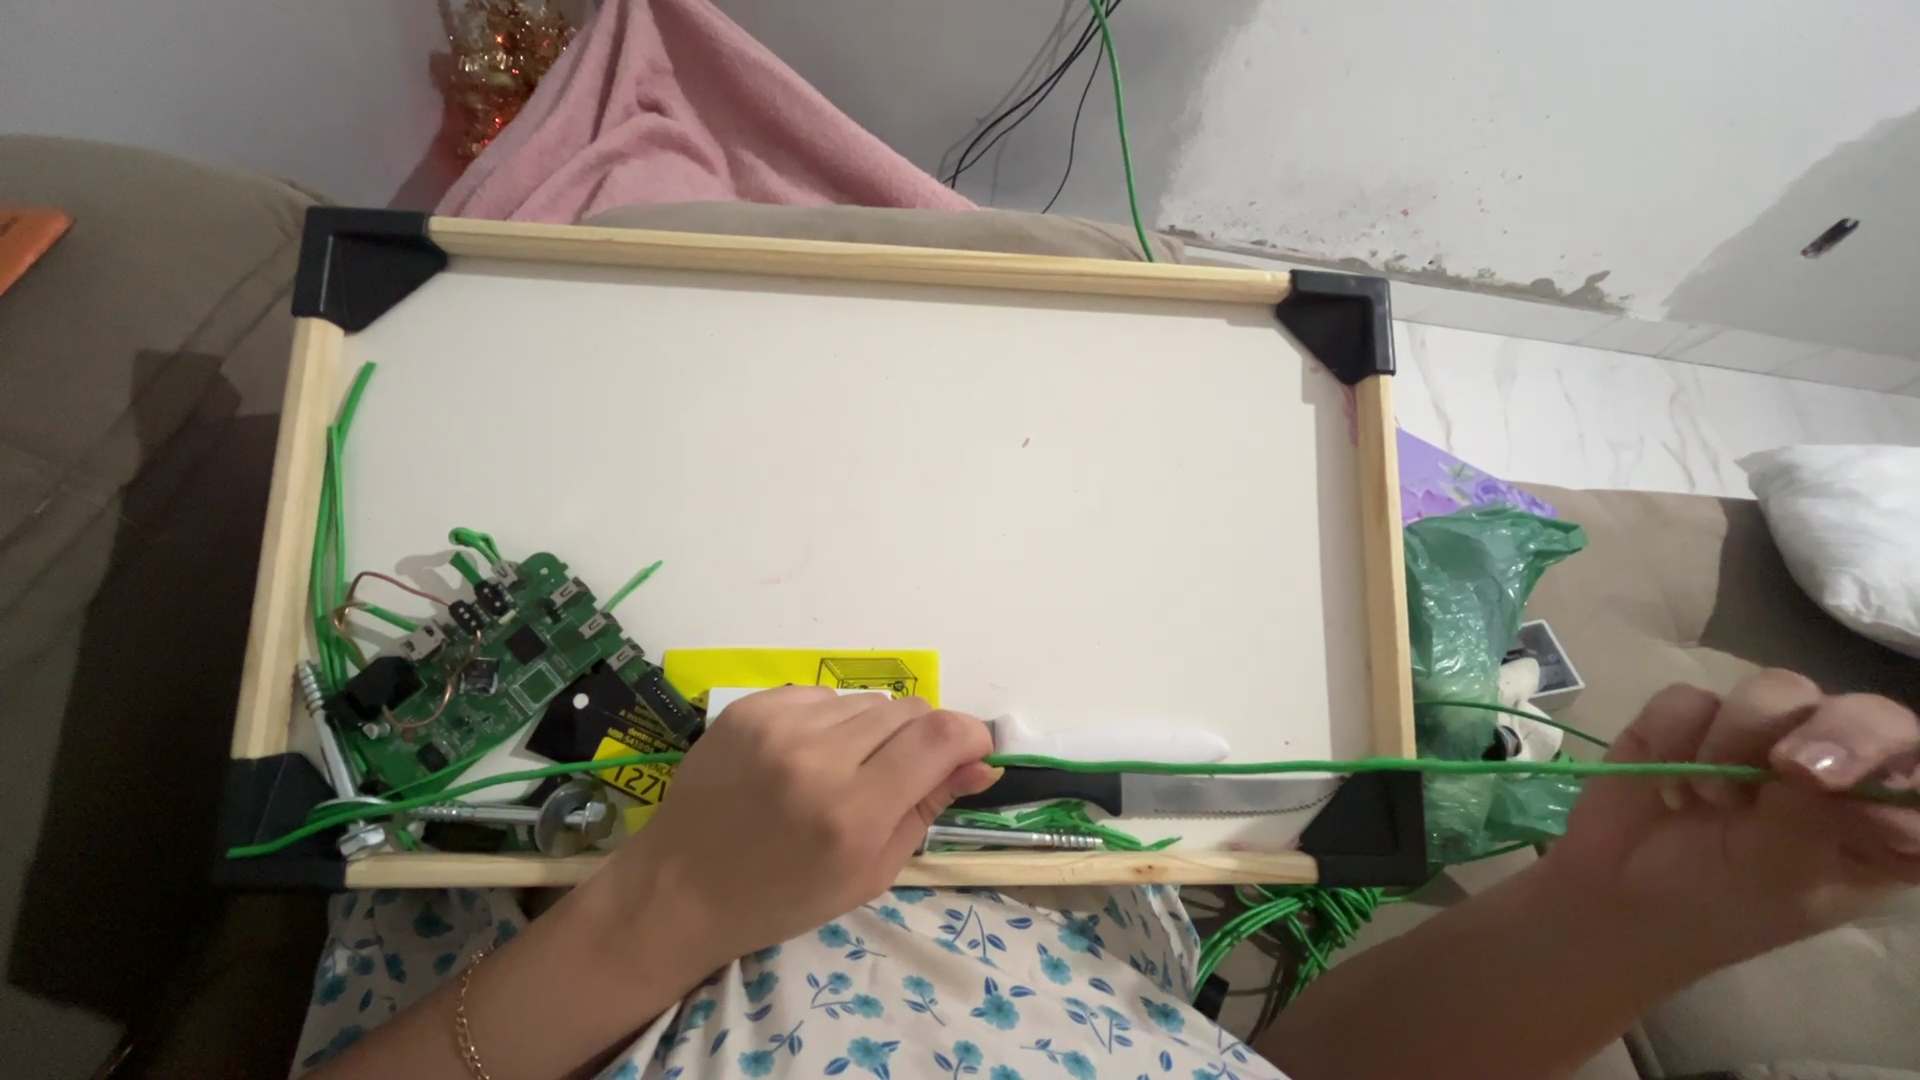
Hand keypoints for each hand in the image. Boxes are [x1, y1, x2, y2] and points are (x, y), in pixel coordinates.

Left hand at [597, 687, 996, 968]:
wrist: (680, 888)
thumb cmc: (783, 897)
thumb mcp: (870, 873)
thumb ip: (928, 808)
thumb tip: (979, 762)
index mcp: (852, 813)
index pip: (940, 738)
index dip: (969, 735)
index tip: (972, 750)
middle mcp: (818, 758)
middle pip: (908, 710)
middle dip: (921, 736)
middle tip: (898, 772)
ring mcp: (778, 725)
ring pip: (866, 701)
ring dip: (872, 731)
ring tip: (842, 769)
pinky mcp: (750, 707)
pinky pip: (821, 695)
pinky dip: (829, 721)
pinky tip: (805, 755)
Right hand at [1545, 670, 1919, 964]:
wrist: (1615, 893)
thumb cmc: (1717, 902)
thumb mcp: (1781, 877)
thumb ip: (1808, 817)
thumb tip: (1809, 763)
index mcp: (1886, 818)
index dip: (1901, 763)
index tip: (1840, 787)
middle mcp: (1835, 769)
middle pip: (1865, 714)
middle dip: (1834, 732)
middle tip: (1787, 768)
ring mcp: (1756, 739)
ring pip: (1773, 690)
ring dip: (1735, 737)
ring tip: (1708, 796)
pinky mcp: (1684, 723)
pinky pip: (1687, 698)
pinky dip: (1670, 734)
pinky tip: (1664, 779)